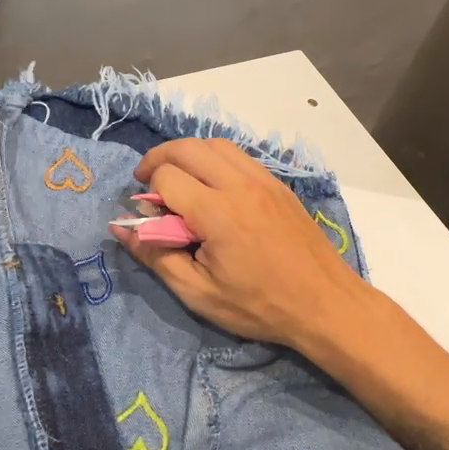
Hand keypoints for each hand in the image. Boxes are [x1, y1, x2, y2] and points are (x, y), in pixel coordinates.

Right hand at [114, 138, 373, 358]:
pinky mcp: (278, 185)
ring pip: (214, 144)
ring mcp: (263, 180)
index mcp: (217, 213)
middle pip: (186, 148)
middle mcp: (239, 185)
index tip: (150, 218)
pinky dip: (215, 158)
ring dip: (187, 154)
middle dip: (158, 159)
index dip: (148, 195)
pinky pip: (238, 155)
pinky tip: (211, 183)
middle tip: (146, 182)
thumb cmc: (260, 306)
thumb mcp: (199, 292)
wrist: (327, 306)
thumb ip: (156, 255)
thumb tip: (120, 228)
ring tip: (177, 177)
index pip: (166, 178)